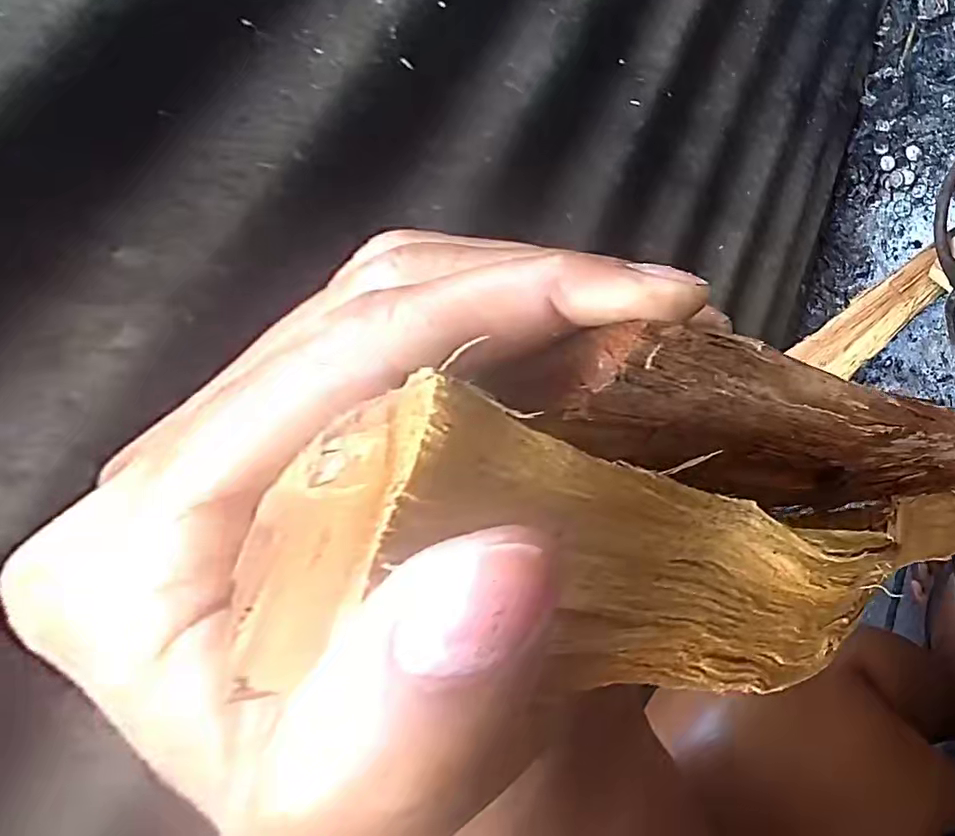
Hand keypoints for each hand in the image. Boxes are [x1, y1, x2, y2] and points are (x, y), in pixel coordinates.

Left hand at [1, 231, 720, 834]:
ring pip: (444, 287)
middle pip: (392, 295)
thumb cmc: (445, 801)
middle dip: (559, 285)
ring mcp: (319, 428)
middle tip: (680, 309)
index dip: (514, 304)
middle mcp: (225, 460)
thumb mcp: (404, 808)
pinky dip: (576, 317)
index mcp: (160, 542)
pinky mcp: (406, 421)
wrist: (502, 788)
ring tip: (672, 320)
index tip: (659, 306)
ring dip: (575, 293)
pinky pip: (488, 326)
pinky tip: (639, 339)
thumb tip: (502, 565)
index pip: (342, 356)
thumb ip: (413, 727)